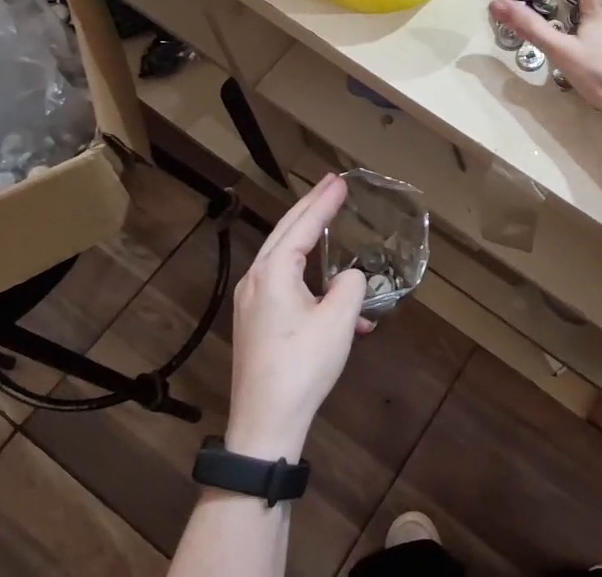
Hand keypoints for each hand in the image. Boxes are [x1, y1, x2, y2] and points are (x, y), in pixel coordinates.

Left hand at [225, 174, 369, 462]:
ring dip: (311, 244)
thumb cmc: (302, 365)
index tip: (341, 180)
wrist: (266, 422)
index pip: (302, 224)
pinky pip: (284, 285)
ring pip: (285, 259)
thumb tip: (349, 277)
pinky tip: (338, 298)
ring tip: (331, 224)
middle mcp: (256, 280)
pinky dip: (310, 279)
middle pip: (286, 233)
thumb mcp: (338, 320)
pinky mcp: (255, 323)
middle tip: (331, 186)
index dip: (324, 202)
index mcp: (273, 272)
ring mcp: (251, 302)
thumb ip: (349, 286)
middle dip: (310, 209)